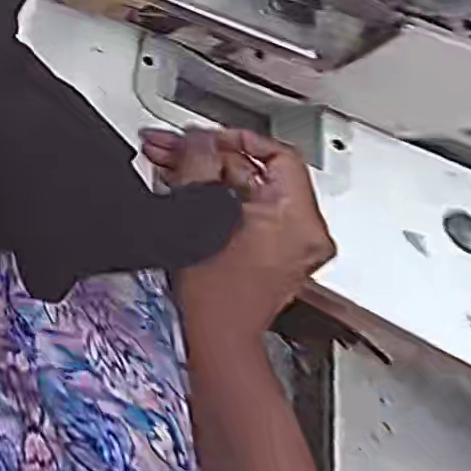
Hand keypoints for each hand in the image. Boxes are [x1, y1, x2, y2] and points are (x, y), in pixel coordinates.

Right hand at [141, 127, 336, 337]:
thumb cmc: (214, 289)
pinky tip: (179, 184)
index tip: (207, 136)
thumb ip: (201, 161)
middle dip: (206, 155)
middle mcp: (304, 231)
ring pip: (244, 188)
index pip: (278, 154)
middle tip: (173, 147)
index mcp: (298, 218)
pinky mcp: (272, 251)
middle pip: (254, 170)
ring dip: (205, 173)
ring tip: (167, 163)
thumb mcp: (199, 207)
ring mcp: (289, 243)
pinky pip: (245, 207)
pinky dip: (214, 194)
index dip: (236, 137)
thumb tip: (200, 138)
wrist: (215, 333)